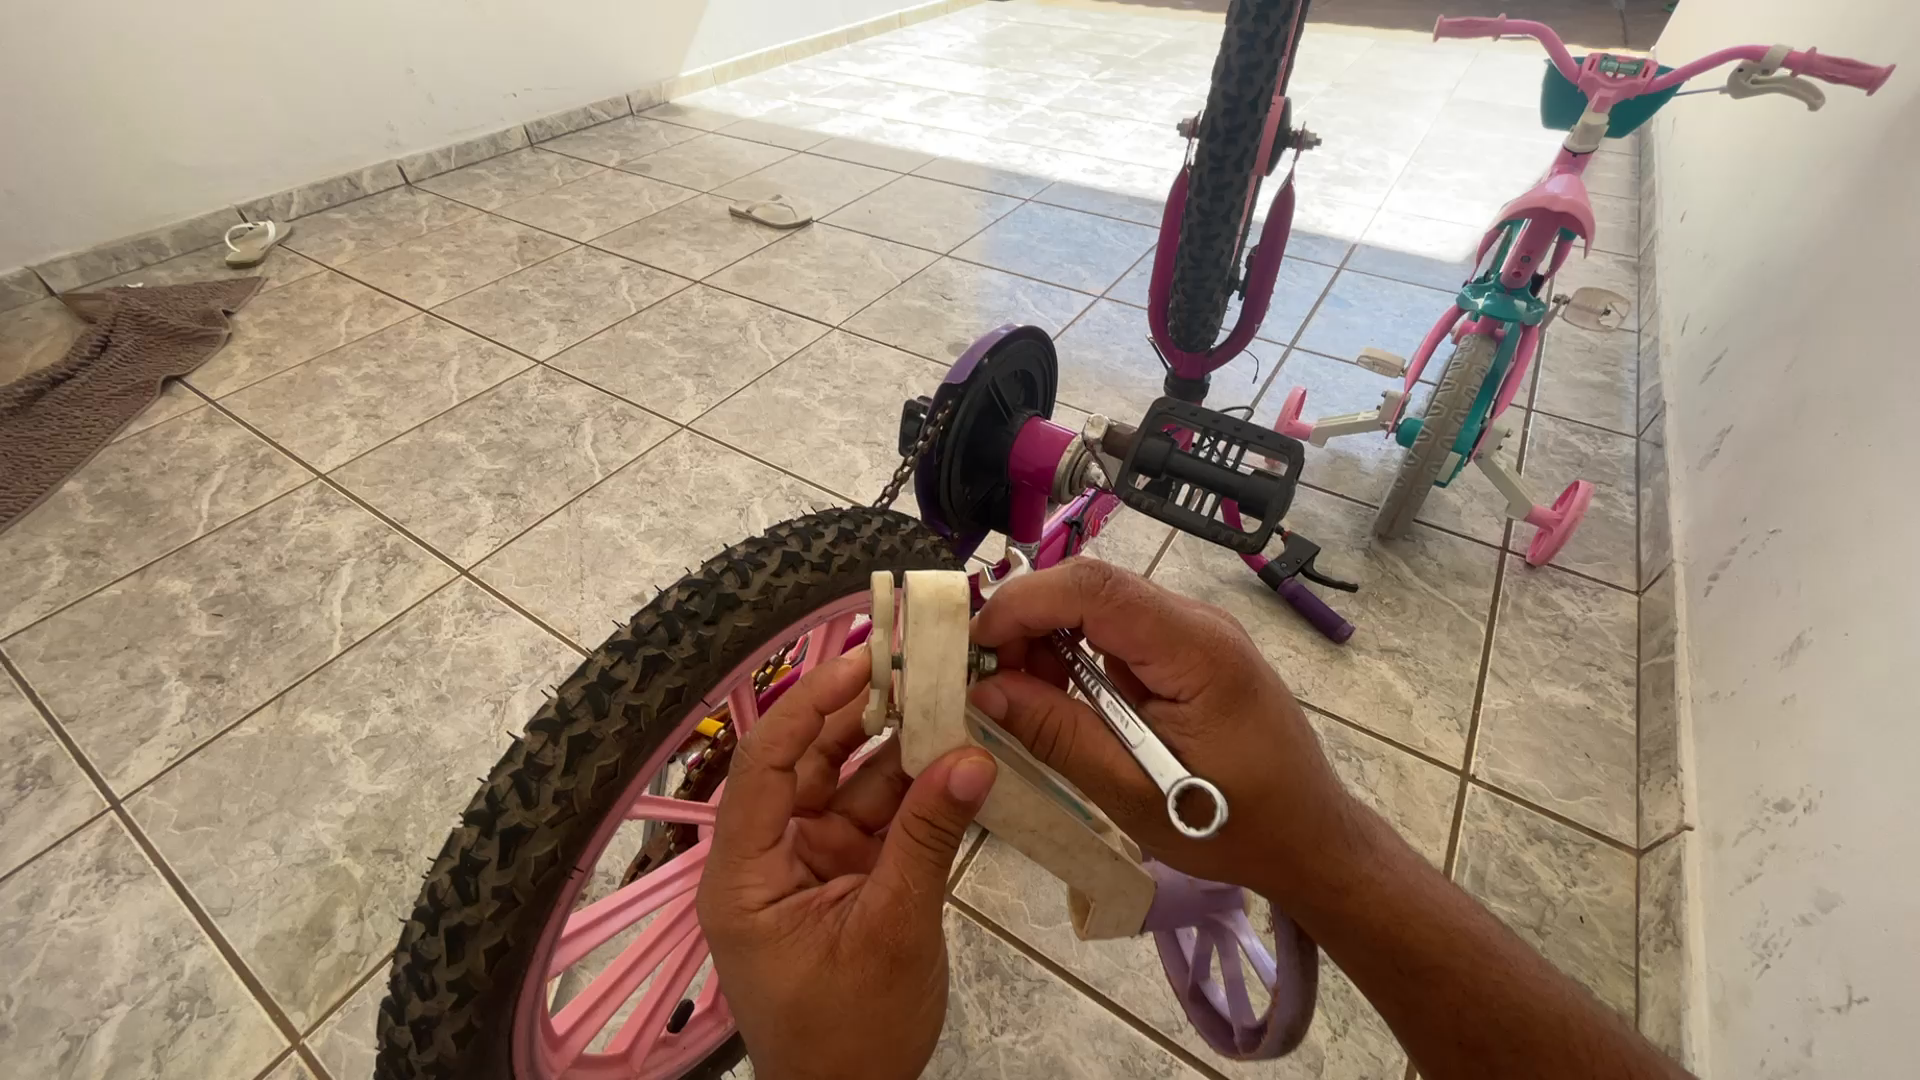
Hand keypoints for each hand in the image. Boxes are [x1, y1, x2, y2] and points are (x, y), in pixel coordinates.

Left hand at [697, 646, 997, 1079]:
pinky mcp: (850, 869)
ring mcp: (814, 857)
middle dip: (863, 713)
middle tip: (919, 667)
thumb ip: (929, 837)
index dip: (811, 703)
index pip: (766, 761)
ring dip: (898, 746)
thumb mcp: (892, 931)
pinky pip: (881, 812)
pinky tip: (952, 755)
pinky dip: (915, 787)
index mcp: (747, 868)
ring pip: (853, 780)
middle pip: (812, 760)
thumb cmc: (851, 1034)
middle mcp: (772, 850)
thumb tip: (975, 757)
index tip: (865, 660)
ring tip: (946, 701)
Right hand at [968, 558, 1356, 900]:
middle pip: (1093, 586)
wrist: (1312, 838)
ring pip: (1099, 603)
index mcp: (1196, 649)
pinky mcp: (1187, 647)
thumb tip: (986, 691)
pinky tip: (1063, 696)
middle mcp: (1196, 621)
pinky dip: (1074, 652)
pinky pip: (1116, 629)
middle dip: (1028, 620)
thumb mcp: (1134, 793)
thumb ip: (1058, 735)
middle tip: (992, 678)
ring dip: (1048, 637)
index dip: (1025, 603)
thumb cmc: (1233, 827)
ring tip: (1024, 695)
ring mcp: (1194, 630)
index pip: (1096, 589)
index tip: (978, 647)